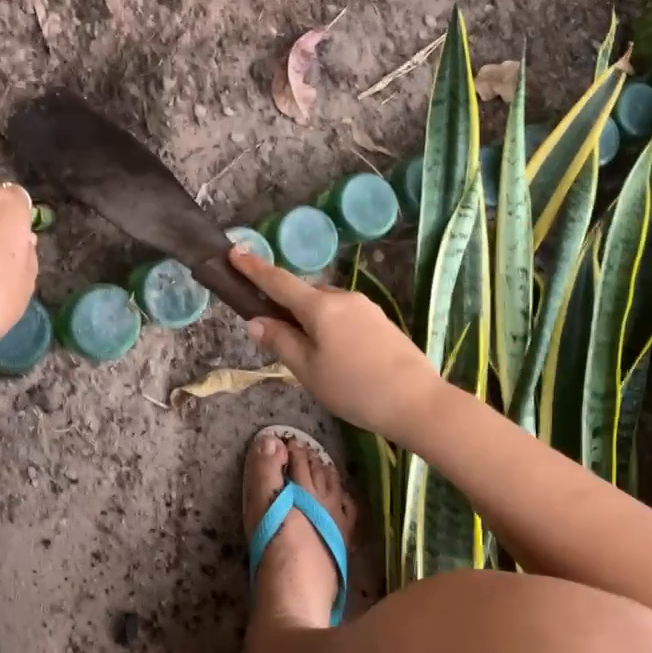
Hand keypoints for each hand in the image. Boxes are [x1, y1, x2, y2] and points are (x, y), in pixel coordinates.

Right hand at [229, 245, 444, 438]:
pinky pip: (344, 315)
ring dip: (311, 319)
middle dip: (287, 306)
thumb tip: (256, 321)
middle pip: (304, 294)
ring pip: (326, 305)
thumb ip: (280, 342)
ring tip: (313, 358)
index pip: (279, 281)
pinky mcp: (380, 320)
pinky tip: (338, 357)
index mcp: (320, 306)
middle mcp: (342, 297)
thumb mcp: (308, 371)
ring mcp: (365, 307)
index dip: (254, 268)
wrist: (416, 401)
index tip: (235, 251)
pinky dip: (330, 326)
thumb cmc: (355, 388)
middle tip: (278, 337)